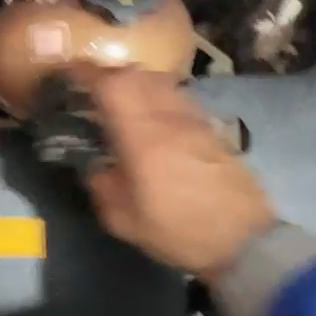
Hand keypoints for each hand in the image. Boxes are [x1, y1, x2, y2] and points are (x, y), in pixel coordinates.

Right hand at [80, 68, 277, 280]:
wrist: (245, 243)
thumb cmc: (178, 230)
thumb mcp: (123, 219)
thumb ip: (101, 186)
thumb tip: (95, 168)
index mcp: (142, 135)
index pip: (112, 85)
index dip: (87, 72)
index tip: (70, 72)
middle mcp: (169, 117)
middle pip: (137, 74)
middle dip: (110, 74)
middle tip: (93, 88)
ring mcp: (195, 121)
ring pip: (161, 82)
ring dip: (137, 82)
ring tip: (124, 100)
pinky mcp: (213, 131)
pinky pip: (178, 98)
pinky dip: (158, 97)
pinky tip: (155, 119)